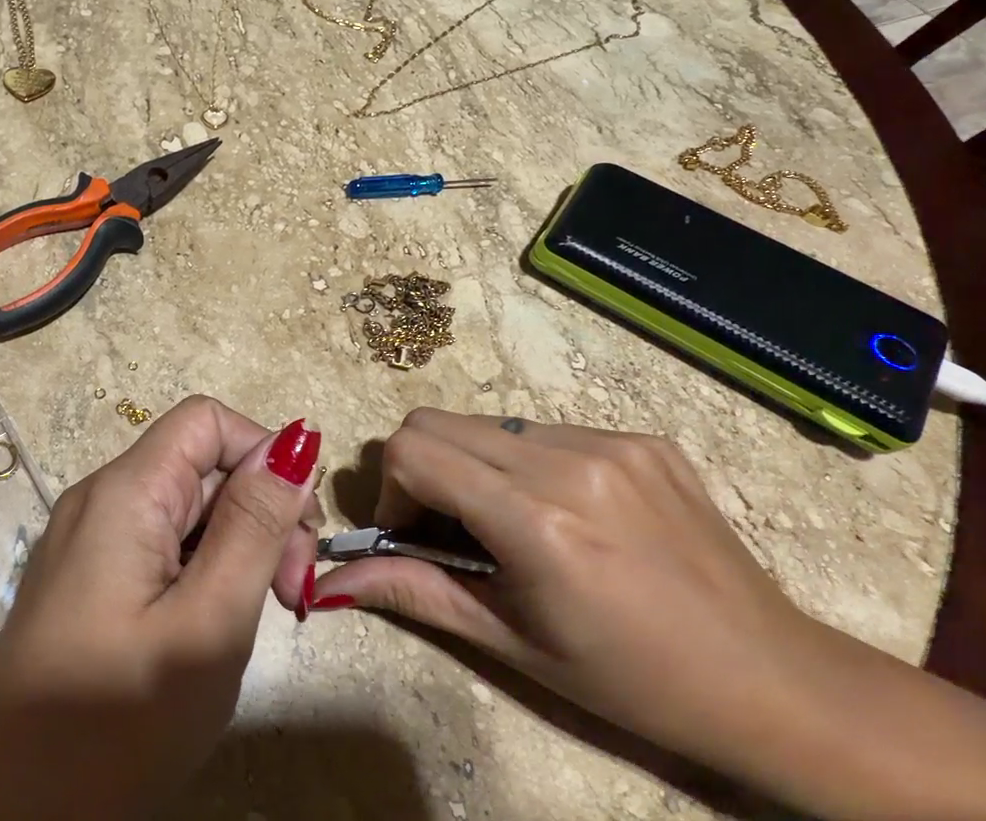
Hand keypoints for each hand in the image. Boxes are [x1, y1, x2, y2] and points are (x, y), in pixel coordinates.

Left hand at [0, 397, 321, 820]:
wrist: (16, 802)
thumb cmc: (118, 718)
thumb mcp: (207, 623)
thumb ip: (253, 527)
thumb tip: (294, 442)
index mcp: (122, 493)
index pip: (207, 421)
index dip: (266, 457)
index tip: (299, 539)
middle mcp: (98, 501)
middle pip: (199, 465)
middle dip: (259, 516)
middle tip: (290, 599)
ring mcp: (87, 542)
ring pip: (184, 511)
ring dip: (235, 551)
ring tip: (250, 622)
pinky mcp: (86, 580)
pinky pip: (157, 547)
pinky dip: (200, 574)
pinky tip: (209, 629)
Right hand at [313, 409, 985, 820]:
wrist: (777, 683)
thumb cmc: (632, 679)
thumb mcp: (511, 643)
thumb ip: (414, 593)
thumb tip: (328, 581)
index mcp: (538, 520)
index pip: (411, 451)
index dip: (391, 491)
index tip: (414, 534)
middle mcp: (572, 462)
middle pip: (435, 421)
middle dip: (418, 470)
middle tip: (448, 528)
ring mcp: (615, 443)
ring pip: (487, 421)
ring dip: (471, 464)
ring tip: (509, 523)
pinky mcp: (646, 439)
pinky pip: (544, 429)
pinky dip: (524, 462)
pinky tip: (563, 513)